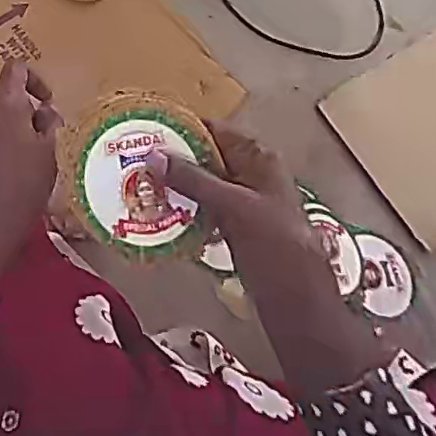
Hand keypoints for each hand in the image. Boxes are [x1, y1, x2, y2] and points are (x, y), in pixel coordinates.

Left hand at [0, 60, 61, 279]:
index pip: (16, 68)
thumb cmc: (26, 180)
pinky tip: (15, 162)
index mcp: (4, 101)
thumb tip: (44, 112)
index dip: (36, 78)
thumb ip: (49, 121)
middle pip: (7, 93)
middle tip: (45, 132)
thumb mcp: (49, 147)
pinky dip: (2, 137)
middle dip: (27, 107)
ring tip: (33, 150)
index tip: (48, 101)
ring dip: (15, 123)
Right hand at [163, 126, 388, 391]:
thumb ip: (194, 180)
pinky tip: (160, 214)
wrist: (300, 307)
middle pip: (207, 157)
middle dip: (174, 159)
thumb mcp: (233, 207)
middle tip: (136, 160)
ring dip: (177, 186)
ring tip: (140, 185)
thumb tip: (155, 154)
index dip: (183, 128)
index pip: (215, 130)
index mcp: (259, 158)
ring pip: (204, 185)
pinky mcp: (236, 229)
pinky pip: (205, 210)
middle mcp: (252, 175)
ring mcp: (244, 203)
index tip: (148, 130)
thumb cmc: (275, 248)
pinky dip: (185, 210)